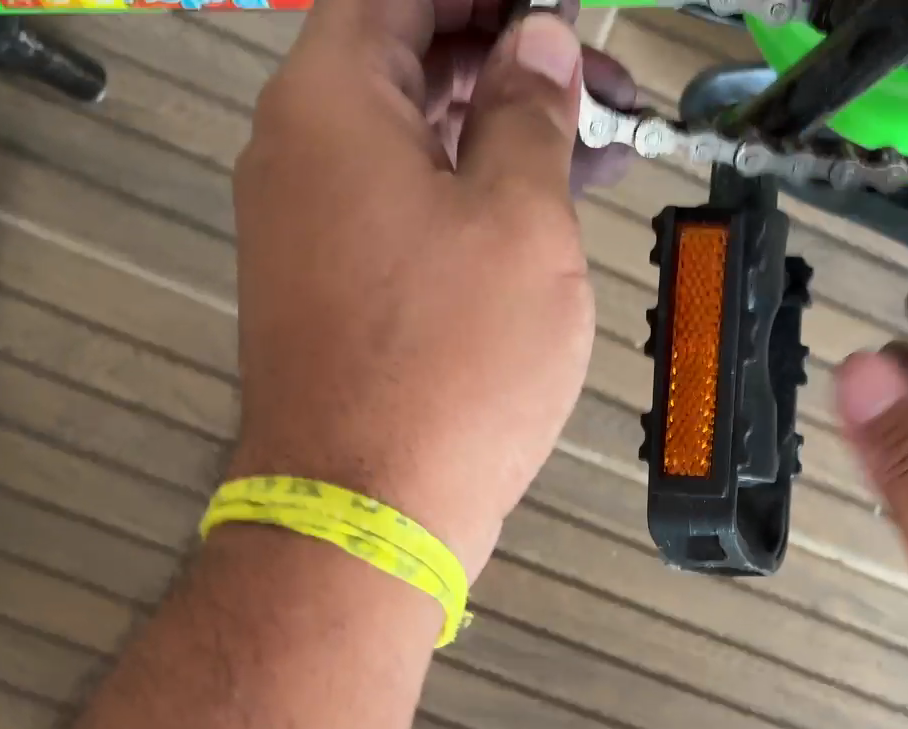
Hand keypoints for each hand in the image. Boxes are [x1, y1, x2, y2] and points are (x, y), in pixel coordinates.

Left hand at [228, 0, 634, 570]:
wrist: (375, 501)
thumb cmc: (452, 362)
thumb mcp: (523, 222)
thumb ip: (531, 118)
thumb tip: (538, 49)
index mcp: (335, 99)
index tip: (560, 16)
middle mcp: (305, 147)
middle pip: (410, 59)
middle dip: (513, 60)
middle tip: (602, 88)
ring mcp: (317, 220)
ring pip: (418, 136)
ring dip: (503, 131)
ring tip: (597, 149)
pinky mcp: (343, 284)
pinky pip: (412, 202)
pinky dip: (477, 190)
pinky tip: (543, 214)